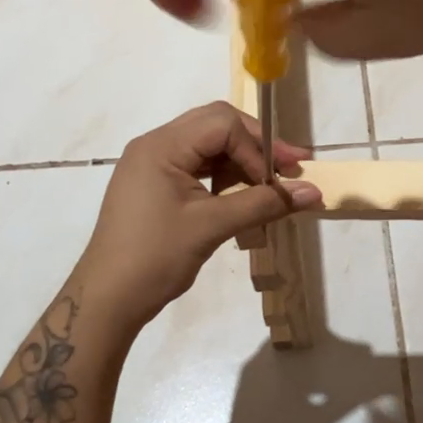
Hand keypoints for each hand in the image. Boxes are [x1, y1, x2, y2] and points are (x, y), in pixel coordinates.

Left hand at [77, 102, 318, 321]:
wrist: (108, 299)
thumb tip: (314, 192)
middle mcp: (154, 145)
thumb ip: (264, 203)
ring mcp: (151, 164)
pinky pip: (196, 165)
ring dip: (241, 160)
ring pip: (207, 144)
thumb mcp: (212, 226)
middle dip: (255, 144)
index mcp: (161, 146)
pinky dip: (223, 175)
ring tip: (269, 185)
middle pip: (216, 125)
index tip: (282, 179)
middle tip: (290, 167)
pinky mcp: (154, 184)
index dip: (258, 147)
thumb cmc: (156, 257)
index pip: (222, 124)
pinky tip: (242, 194)